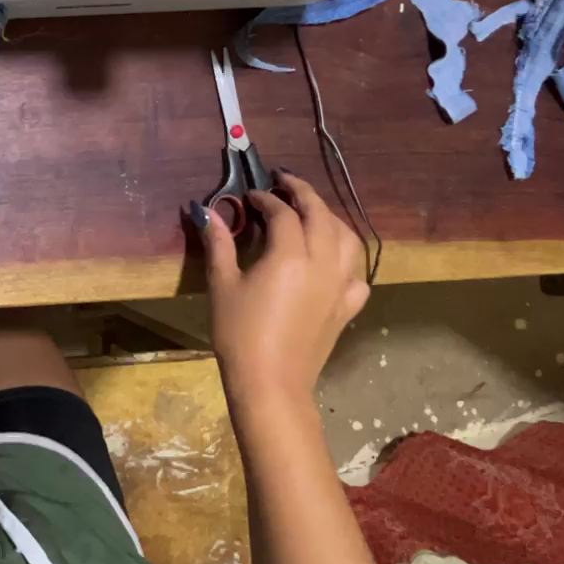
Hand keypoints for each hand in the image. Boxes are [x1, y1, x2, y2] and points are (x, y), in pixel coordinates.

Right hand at [192, 170, 368, 406]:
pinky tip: (331, 260)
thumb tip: (206, 211)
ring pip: (347, 238)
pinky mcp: (348, 307)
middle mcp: (322, 263)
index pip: (283, 213)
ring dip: (329, 218)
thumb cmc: (239, 332)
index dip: (265, 198)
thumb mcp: (222, 284)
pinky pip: (357, 272)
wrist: (271, 381)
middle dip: (303, 193)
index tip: (249, 195)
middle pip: (321, 215)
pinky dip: (346, 257)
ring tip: (310, 213)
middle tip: (284, 182)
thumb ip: (219, 244)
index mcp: (290, 255)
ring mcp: (341, 285)